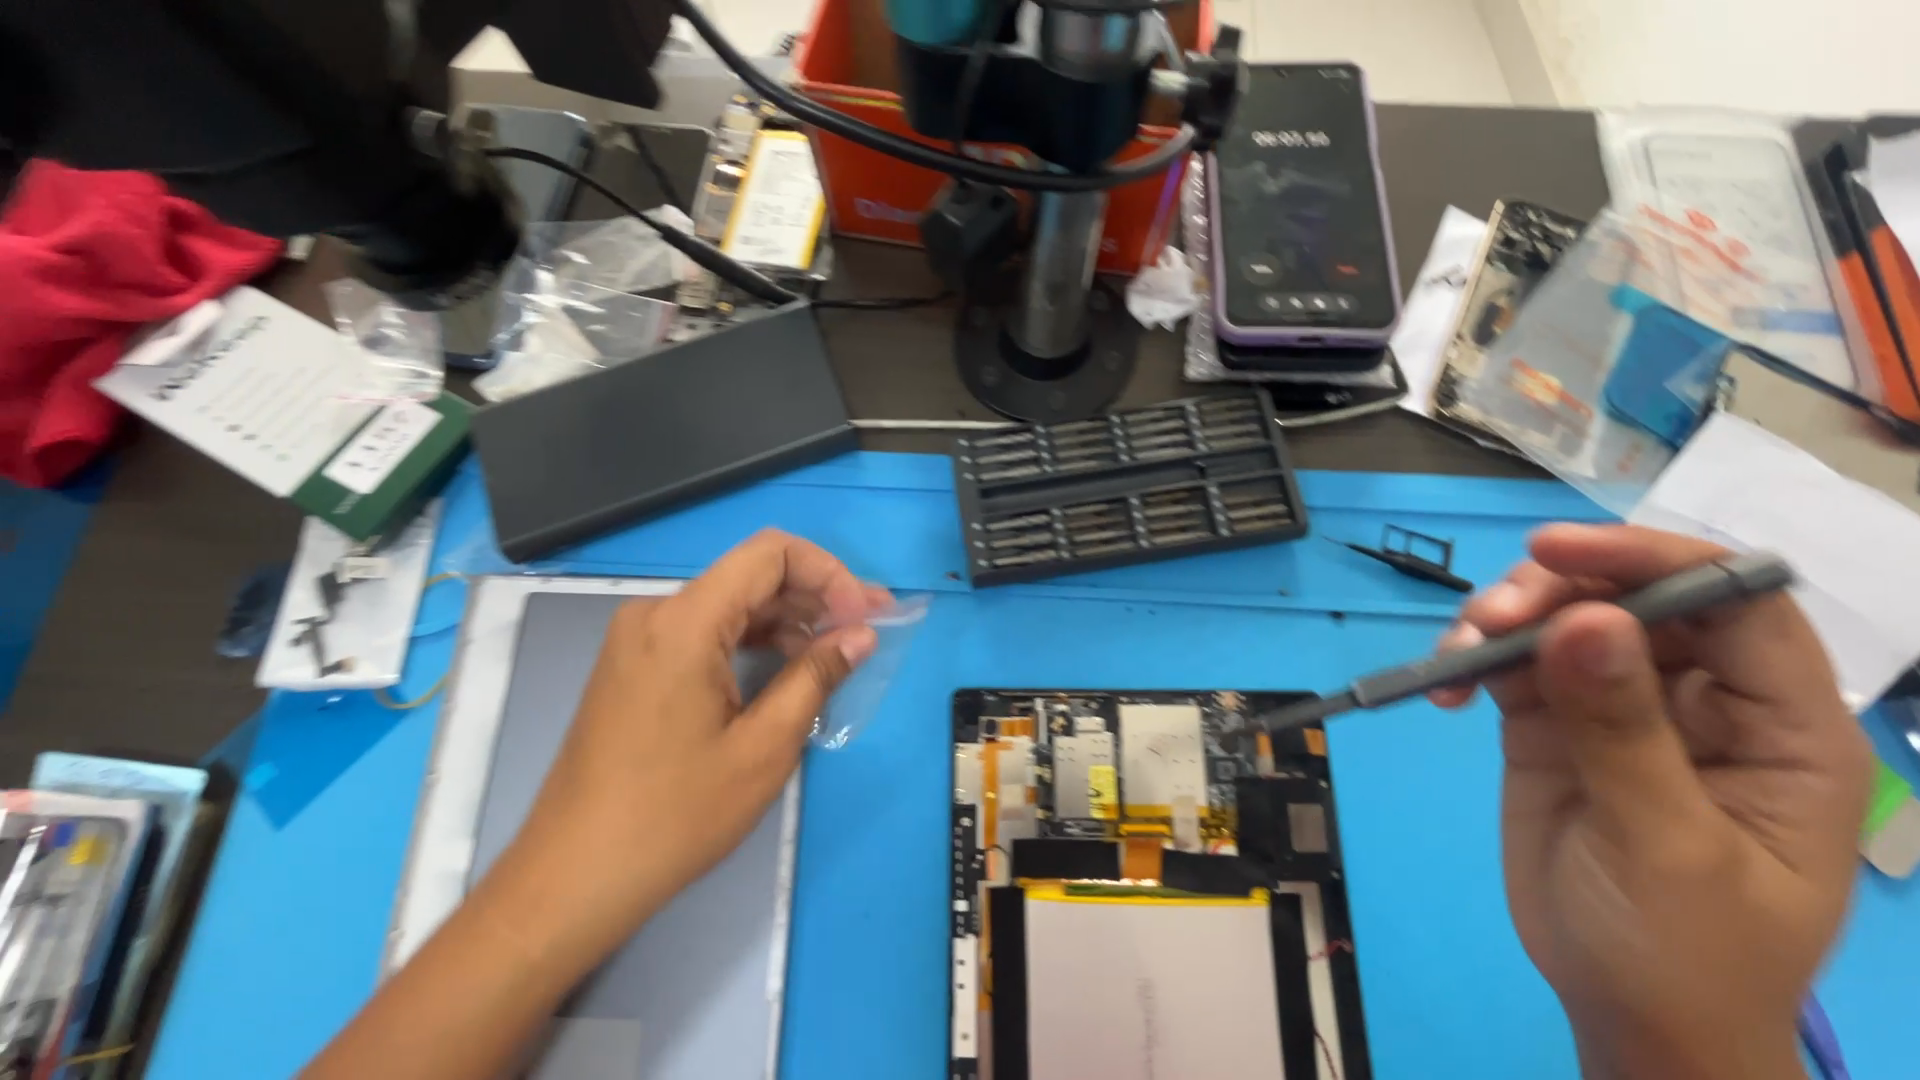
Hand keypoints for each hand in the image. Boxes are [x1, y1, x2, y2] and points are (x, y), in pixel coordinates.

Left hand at [486, 530, 887, 966]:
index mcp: (683, 622)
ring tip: (835, 654)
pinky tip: (786, 671)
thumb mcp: (764, 748)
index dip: (829, 573)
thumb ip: (817, 677)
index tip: (862, 617)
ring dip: (786, 622)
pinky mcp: (634, 666)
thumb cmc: (675, 815)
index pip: (771, 554)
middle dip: (816, 597)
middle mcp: (655, 614)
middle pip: (750, 575)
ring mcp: (638, 640)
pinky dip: (751, 643)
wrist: (574, 875)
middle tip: (867, 629)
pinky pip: (704, 633)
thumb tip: (861, 634)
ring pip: (729, 605)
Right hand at [1431, 525, 1869, 1079]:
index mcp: (1778, 723)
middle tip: (1484, 620)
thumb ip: (1623, 729)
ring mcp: (1620, 708)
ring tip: (1456, 655)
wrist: (1626, 1011)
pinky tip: (1445, 688)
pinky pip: (1513, 665)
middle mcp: (1700, 699)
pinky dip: (1472, 662)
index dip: (1652, 558)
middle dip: (1554, 591)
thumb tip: (1583, 619)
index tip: (1552, 551)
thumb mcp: (1664, 843)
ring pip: (1562, 621)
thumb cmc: (1684, 948)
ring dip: (1503, 621)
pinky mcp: (1554, 724)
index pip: (1733, 603)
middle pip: (1634, 597)